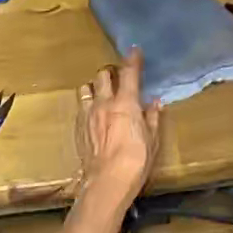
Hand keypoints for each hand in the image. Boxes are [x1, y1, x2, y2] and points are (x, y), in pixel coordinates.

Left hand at [74, 48, 160, 207]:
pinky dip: (87, 103)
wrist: (107, 181)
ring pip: (86, 88)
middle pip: (102, 75)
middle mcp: (104, 103)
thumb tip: (155, 102)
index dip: (132, 59)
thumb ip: (152, 117)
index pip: (128, 73)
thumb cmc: (137, 160)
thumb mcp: (152, 139)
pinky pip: (80, 106)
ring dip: (94, 86)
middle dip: (111, 72)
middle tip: (119, 77)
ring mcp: (87, 114)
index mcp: (125, 103)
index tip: (134, 50)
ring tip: (102, 92)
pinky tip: (94, 113)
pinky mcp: (77, 128)